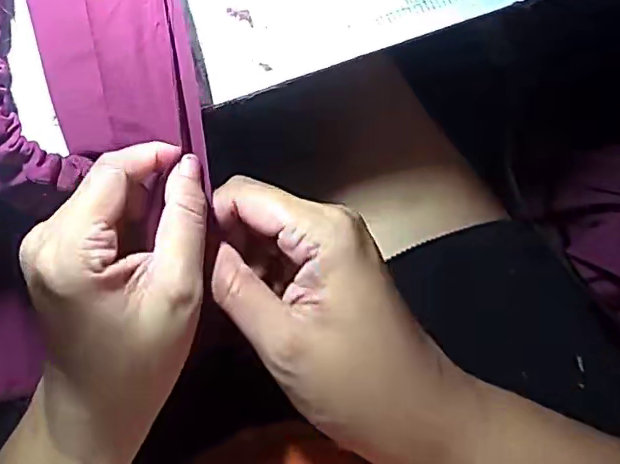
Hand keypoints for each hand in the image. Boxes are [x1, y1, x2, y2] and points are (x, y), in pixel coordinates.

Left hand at [13, 143, 207, 463]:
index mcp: (67, 246)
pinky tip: (146, 234)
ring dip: (136, 198)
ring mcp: (39, 240)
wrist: (93, 412)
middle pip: (102, 181)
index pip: (110, 171)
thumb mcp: (176, 292)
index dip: (151, 156)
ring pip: (97, 194)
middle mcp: (43, 234)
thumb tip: (187, 165)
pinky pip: (89, 213)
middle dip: (147, 180)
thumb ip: (183, 220)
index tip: (189, 159)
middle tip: (189, 192)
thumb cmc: (140, 364)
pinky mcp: (45, 248)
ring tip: (173, 216)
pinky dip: (121, 215)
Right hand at [209, 176, 480, 462]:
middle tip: (209, 285)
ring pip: (261, 228)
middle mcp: (327, 220)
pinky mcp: (330, 257)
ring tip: (229, 299)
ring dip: (241, 260)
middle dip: (225, 242)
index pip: (242, 194)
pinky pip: (278, 247)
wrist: (429, 425)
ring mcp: (331, 238)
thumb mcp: (284, 343)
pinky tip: (255, 304)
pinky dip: (260, 271)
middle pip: (251, 208)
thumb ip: (233, 286)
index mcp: (321, 228)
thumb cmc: (361, 388)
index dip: (210, 219)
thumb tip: (199, 248)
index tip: (190, 257)